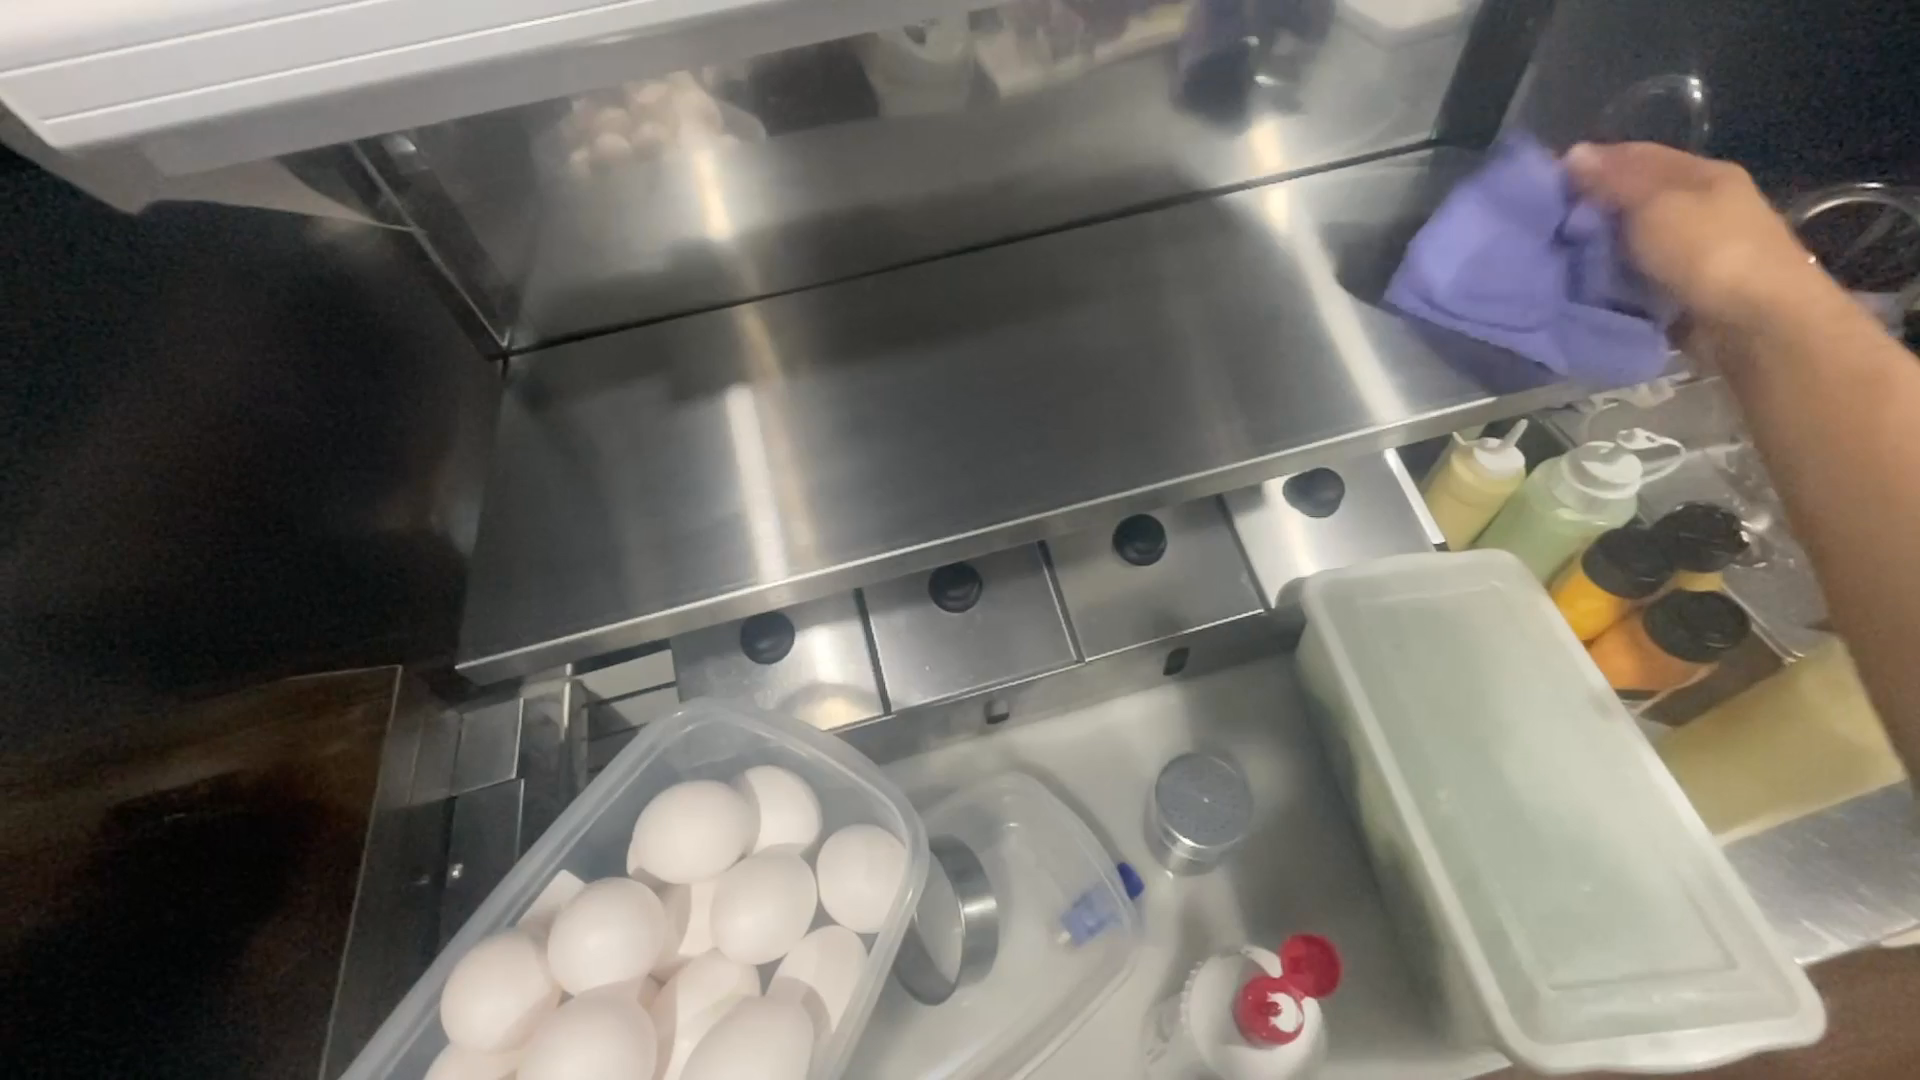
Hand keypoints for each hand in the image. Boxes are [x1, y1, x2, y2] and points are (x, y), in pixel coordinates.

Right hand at [1563, 142, 1832, 332]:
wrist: (1752, 321)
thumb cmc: (1708, 252)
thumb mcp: (1658, 206)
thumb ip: (1615, 182)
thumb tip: (1573, 154)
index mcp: (1699, 175)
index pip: (1632, 156)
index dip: (1587, 164)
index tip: (1539, 184)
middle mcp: (1693, 205)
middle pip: (1626, 197)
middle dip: (1582, 208)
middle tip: (1533, 224)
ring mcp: (1683, 247)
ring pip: (1622, 236)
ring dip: (1587, 244)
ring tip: (1542, 254)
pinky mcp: (1670, 284)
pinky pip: (1624, 270)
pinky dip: (1598, 273)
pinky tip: (1568, 280)